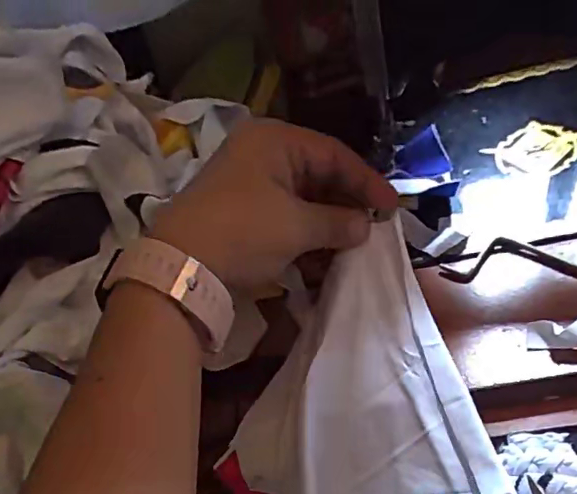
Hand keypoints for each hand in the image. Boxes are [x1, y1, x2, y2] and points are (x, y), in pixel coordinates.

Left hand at [148, 118, 395, 290]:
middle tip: (374, 230)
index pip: (334, 155)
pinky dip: (308, 240)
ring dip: (329, 227)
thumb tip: (364, 226)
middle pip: (319, 177)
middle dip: (347, 206)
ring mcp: (252, 188)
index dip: (366, 182)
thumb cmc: (243, 233)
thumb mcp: (296, 226)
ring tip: (354, 249)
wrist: (185, 267)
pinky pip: (288, 223)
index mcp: (275, 142)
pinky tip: (324, 261)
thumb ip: (336, 223)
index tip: (392, 208)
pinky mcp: (246, 219)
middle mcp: (264, 157)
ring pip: (304, 203)